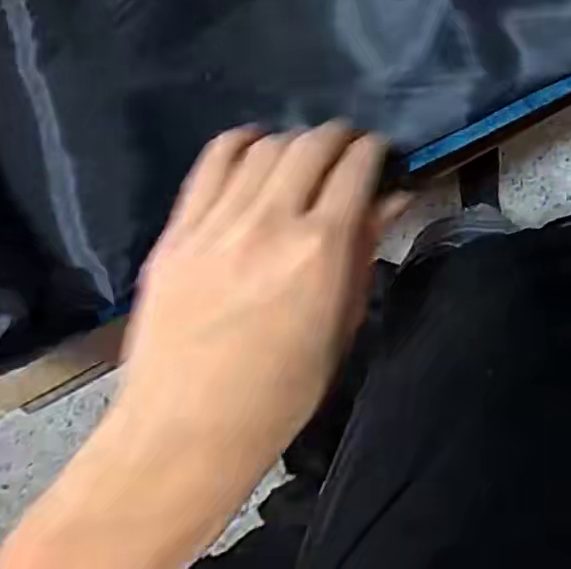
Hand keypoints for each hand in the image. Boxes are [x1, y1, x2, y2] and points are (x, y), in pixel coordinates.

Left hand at [118, 123, 410, 461]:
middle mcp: (271, 223)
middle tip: (347, 147)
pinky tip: (255, 148)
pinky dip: (241, 144)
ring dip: (294, 140)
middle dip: (339, 135)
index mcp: (320, 249)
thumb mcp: (342, 322)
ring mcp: (217, 224)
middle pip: (311, 145)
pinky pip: (212, 163)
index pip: (356, 167)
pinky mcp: (177, 232)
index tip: (379, 150)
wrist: (183, 435)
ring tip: (304, 153)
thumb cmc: (282, 391)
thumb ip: (366, 248)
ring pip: (265, 147)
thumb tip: (393, 197)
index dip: (373, 148)